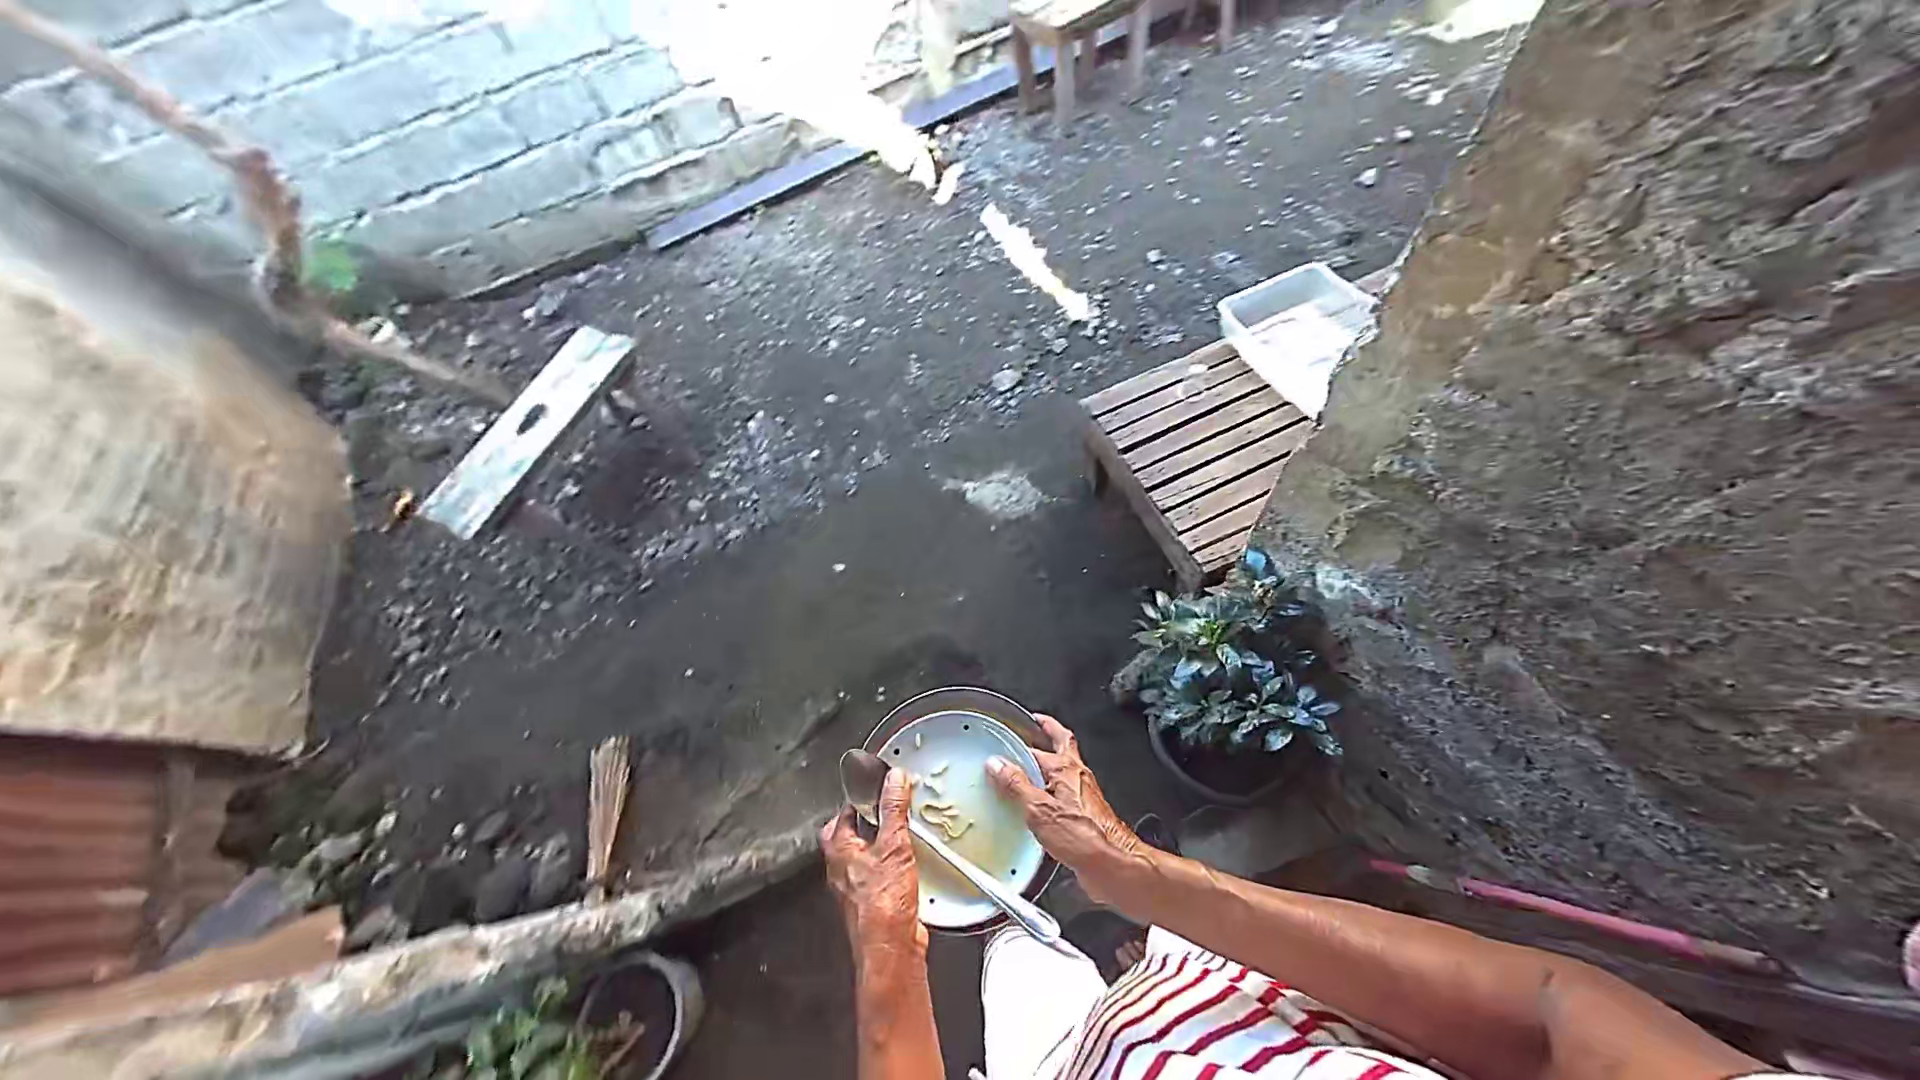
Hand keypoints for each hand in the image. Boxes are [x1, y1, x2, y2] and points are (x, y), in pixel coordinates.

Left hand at [821, 768, 927, 965]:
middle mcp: (842, 864)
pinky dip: (893, 858)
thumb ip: (893, 809)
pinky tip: (909, 857)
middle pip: (856, 827)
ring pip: (868, 848)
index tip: (884, 781)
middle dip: (874, 814)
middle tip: (893, 802)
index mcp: (838, 846)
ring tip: (904, 826)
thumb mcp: (893, 845)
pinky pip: (881, 867)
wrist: (892, 952)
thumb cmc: (882, 906)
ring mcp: (856, 882)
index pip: (848, 807)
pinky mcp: (874, 896)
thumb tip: (893, 779)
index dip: (866, 791)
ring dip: (885, 837)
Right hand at [987, 714, 1149, 904]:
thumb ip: (1015, 785)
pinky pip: (1064, 796)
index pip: (1049, 738)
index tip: (1019, 726)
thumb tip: (997, 764)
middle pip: (1064, 746)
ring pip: (1063, 772)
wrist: (1113, 866)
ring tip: (1030, 767)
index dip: (1032, 731)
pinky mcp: (1084, 817)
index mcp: (1067, 768)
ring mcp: (1083, 796)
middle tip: (1036, 729)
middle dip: (1049, 735)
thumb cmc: (1086, 837)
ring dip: (1048, 766)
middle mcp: (1078, 777)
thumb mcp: (1039, 809)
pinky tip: (1039, 806)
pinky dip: (1050, 794)